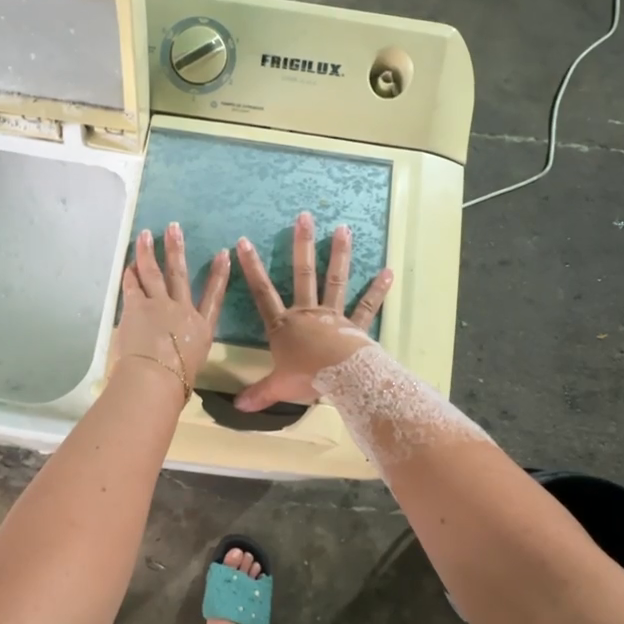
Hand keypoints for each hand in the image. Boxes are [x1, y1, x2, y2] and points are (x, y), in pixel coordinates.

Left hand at [111, 223, 230, 394]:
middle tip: (174, 228)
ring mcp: (159, 306)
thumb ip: (184, 353)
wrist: (154, 380)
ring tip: (145, 234)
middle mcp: (182, 311)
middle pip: (179, 274)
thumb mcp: (190, 367)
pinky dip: (130, 274)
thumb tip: (175, 355)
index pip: (214, 296)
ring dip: (148, 252)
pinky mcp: (137, 307)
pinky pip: (133, 286)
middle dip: (177, 250)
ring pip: (154, 273)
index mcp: (201, 329)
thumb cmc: (175, 384)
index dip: (219, 275)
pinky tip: (129, 265)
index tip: (223, 254)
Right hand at [232, 211, 394, 411]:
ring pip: (335, 280)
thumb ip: (258, 394)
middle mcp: (307, 313)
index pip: (262, 292)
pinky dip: (378, 289)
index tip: (244, 241)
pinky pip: (367, 306)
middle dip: (302, 244)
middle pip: (302, 273)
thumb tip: (235, 407)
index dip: (251, 267)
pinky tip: (388, 272)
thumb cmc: (307, 379)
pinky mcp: (356, 326)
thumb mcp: (278, 387)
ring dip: (339, 254)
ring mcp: (333, 316)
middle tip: (305, 216)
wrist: (342, 380)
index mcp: (284, 326)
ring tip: (344, 228)